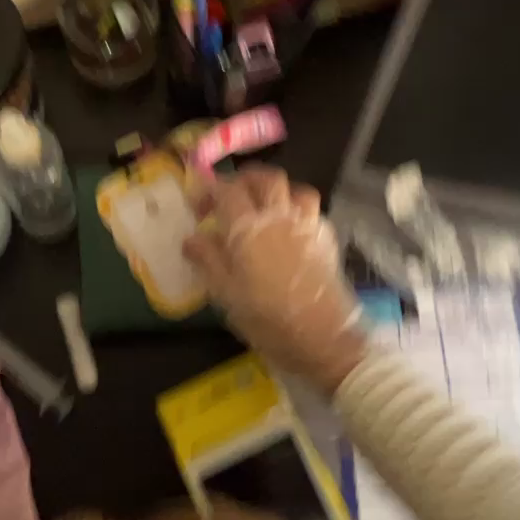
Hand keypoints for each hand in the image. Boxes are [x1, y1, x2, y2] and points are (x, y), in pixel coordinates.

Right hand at [183, 166, 366, 392]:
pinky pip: (312, 212)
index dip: (209, 191)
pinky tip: (290, 230)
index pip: (227, 191)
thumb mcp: (226, 294)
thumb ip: (208, 260)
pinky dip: (297, 212)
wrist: (323, 339)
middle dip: (245, 180)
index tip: (198, 206)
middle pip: (266, 179)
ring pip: (295, 190)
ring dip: (277, 193)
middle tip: (230, 197)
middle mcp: (280, 218)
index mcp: (249, 229)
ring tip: (264, 209)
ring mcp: (307, 226)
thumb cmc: (267, 319)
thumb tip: (192, 238)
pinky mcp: (327, 240)